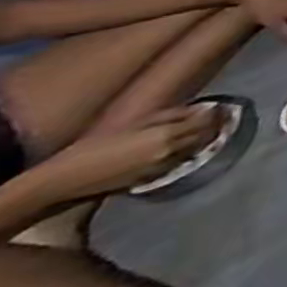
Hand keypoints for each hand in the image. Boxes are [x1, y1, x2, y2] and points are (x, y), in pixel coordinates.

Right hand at [35, 106, 221, 200]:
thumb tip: (200, 107)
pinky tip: (187, 146)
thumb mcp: (134, 124)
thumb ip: (169, 115)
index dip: (216, 113)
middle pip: (204, 136)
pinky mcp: (151, 180)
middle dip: (216, 125)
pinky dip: (189, 153)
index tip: (223, 105)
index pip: (204, 121)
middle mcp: (169, 152)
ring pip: (195, 151)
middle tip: (222, 116)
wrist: (63, 181)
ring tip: (210, 129)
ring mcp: (161, 168)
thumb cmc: (94, 146)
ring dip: (205, 139)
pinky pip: (179, 163)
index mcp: (165, 135)